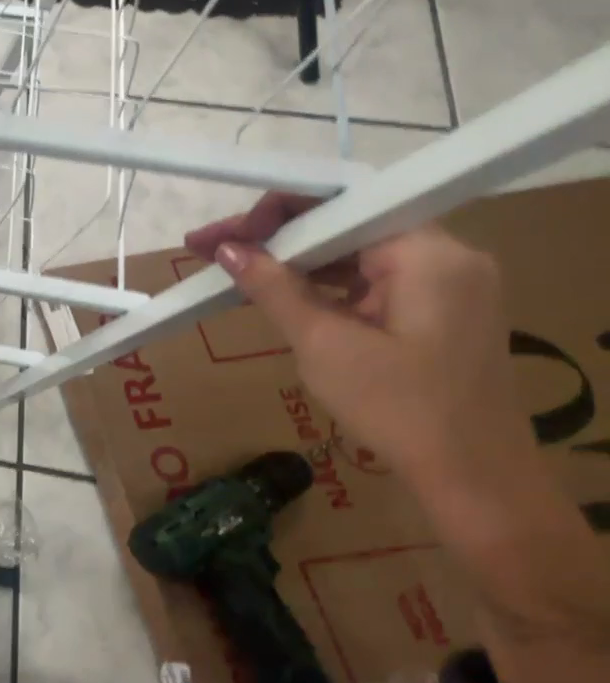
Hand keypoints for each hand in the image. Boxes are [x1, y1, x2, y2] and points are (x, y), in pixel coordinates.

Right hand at [189, 195, 609, 682]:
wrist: (474, 478)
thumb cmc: (397, 405)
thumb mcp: (322, 342)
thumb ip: (272, 286)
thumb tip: (227, 248)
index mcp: (427, 253)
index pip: (337, 203)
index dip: (270, 213)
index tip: (218, 235)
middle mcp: (446, 256)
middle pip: (343, 224)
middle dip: (272, 236)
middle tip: (208, 250)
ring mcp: (447, 284)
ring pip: (351, 251)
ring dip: (292, 261)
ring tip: (231, 271)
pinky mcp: (440, 310)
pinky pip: (369, 278)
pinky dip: (321, 283)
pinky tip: (277, 295)